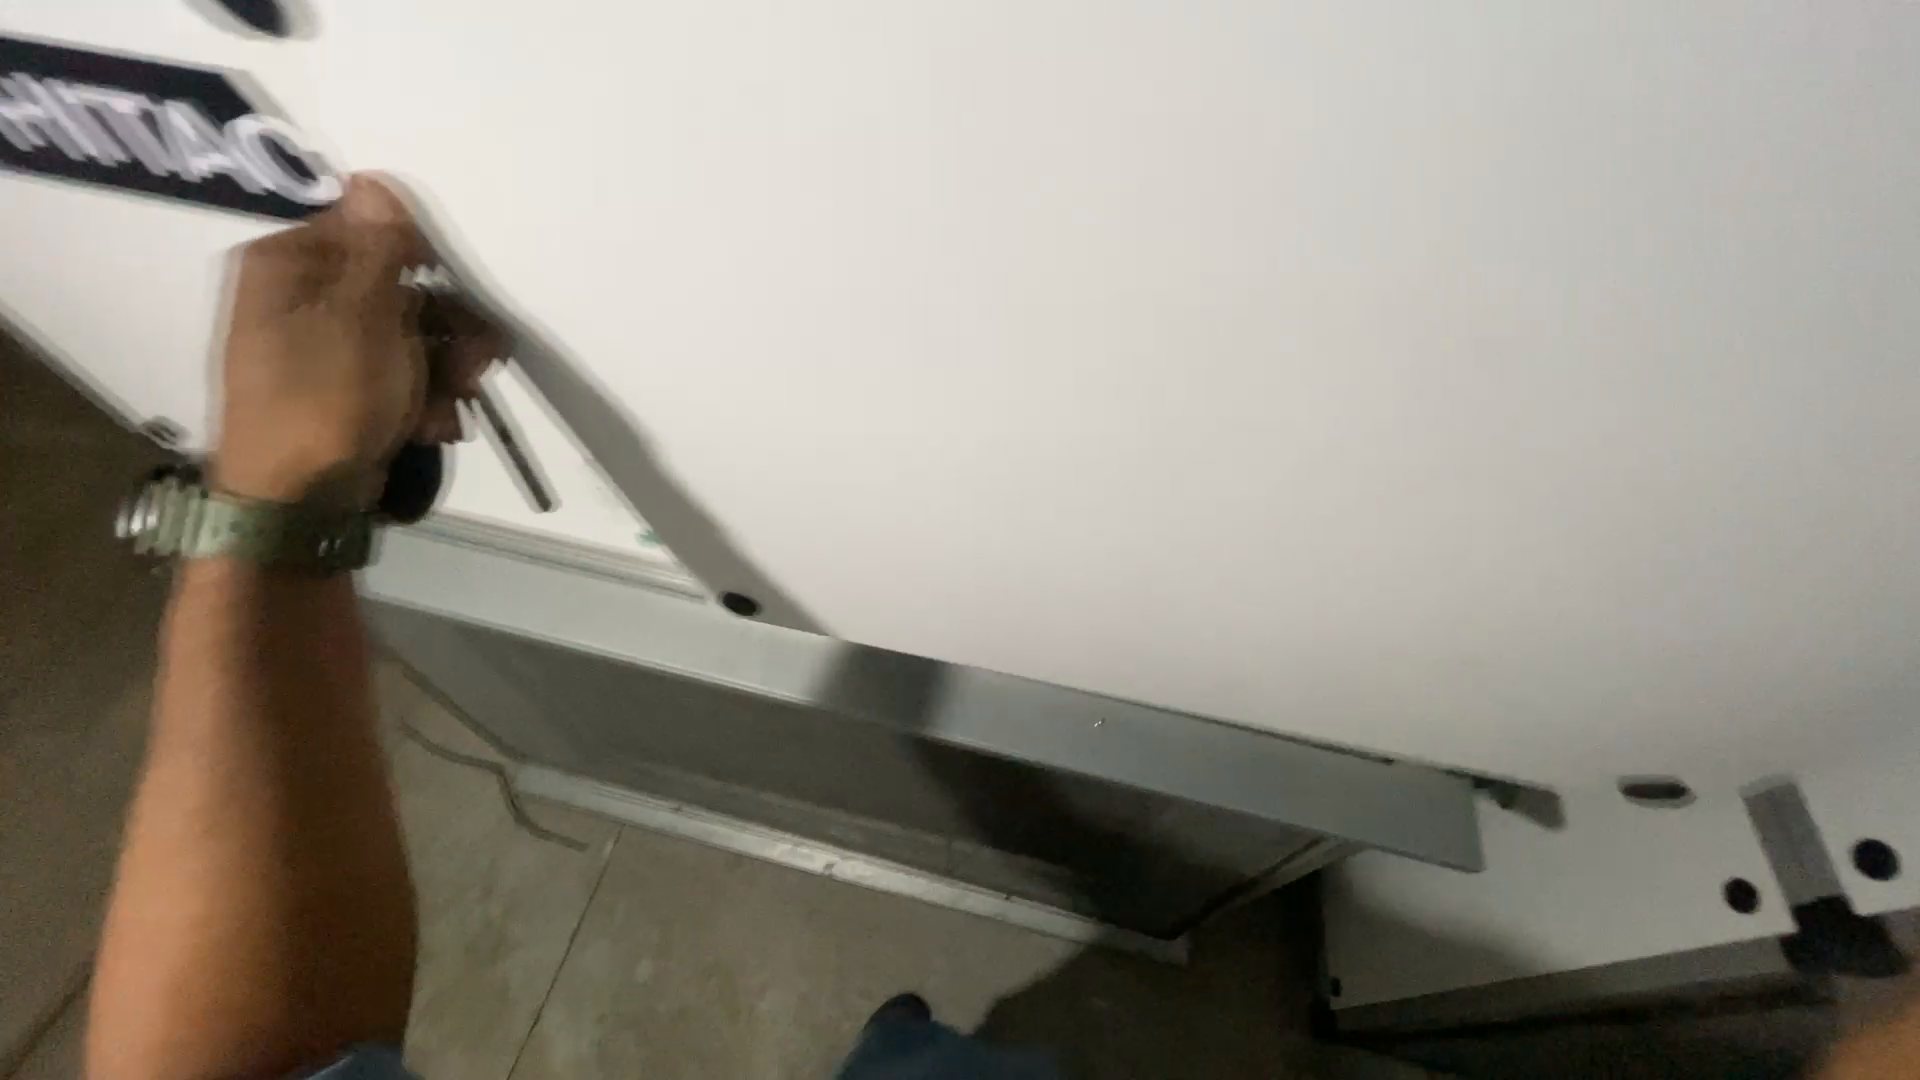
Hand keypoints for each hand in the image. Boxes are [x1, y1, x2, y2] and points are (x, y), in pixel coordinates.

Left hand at [212, 174, 498, 506]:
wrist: (300, 499)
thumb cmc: (325, 400)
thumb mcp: (361, 320)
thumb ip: (377, 254)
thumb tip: (377, 181)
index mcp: (289, 267)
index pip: (370, 234)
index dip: (425, 265)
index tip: (463, 300)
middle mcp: (304, 300)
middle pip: (403, 293)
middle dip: (448, 334)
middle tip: (473, 367)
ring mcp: (328, 350)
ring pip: (416, 341)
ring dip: (447, 376)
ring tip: (449, 410)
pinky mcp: (351, 390)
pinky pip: (406, 379)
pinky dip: (428, 402)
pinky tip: (431, 426)